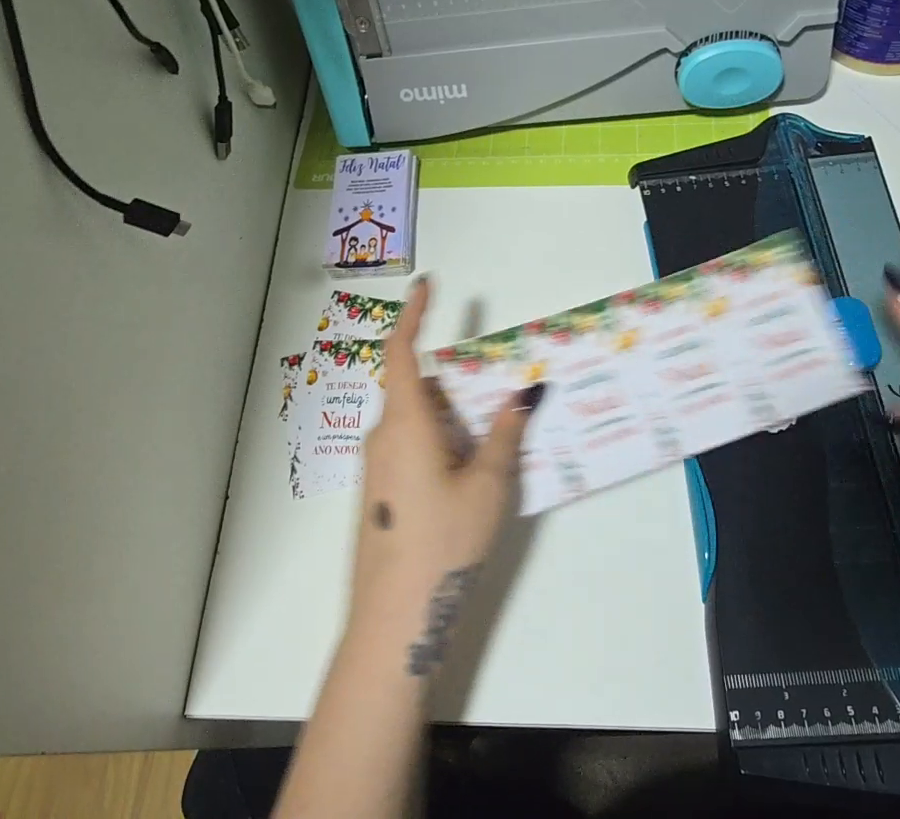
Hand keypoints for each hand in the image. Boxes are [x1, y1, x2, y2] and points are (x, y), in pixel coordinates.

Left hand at [347, 277, 541, 678]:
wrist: (394, 615)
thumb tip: (524, 393)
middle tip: (497, 403)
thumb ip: (504, 435)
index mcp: (405, 424)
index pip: (403, 354)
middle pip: (419, 393)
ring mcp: (375, 467)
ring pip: (416, 424)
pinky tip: (467, 480)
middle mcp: (382, 437)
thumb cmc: (443, 541)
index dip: (412, 315)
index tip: (426, 285)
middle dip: (456, 390)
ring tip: (491, 448)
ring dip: (451, 424)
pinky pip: (409, 449)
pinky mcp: (378, 492)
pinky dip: (439, 446)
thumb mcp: (487, 486)